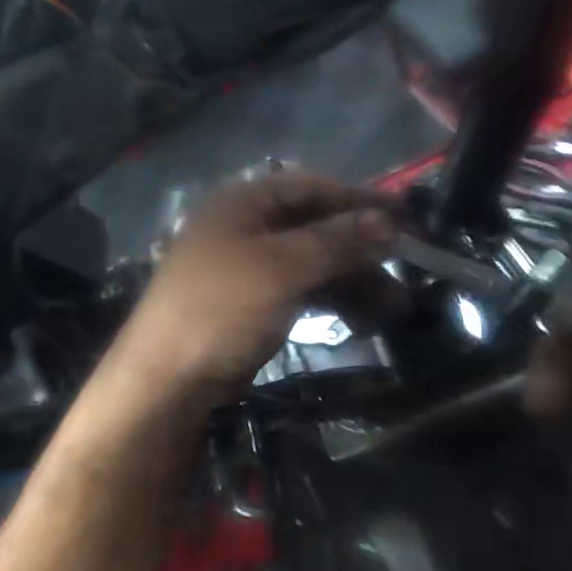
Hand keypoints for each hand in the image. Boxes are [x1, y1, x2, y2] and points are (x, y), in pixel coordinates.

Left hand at [112, 172, 395, 400]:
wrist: (166, 383)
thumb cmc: (221, 309)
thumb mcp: (282, 269)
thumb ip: (337, 240)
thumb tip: (387, 220)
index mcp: (244, 202)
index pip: (313, 187)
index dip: (360, 199)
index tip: (404, 214)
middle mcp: (247, 227)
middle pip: (317, 225)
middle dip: (362, 247)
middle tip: (405, 263)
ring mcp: (251, 266)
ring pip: (315, 261)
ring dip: (354, 279)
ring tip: (394, 304)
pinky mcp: (255, 302)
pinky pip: (304, 289)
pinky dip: (333, 299)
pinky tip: (363, 320)